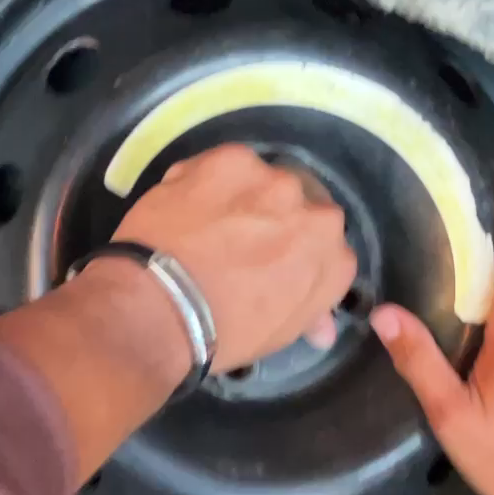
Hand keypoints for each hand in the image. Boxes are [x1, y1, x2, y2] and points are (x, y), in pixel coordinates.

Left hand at [103, 145, 357, 372]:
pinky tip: (184, 205)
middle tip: (239, 241)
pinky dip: (205, 182)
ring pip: (262, 182)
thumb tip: (322, 327)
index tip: (271, 264)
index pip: (327, 249)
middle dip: (274, 220)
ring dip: (241, 197)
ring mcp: (272, 180)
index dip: (296, 254)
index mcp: (334, 260)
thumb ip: (308, 313)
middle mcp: (314, 213)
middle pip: (299, 207)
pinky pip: (222, 167)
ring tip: (206, 221)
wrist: (160, 306)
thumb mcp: (277, 335)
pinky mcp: (228, 159)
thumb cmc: (222, 333)